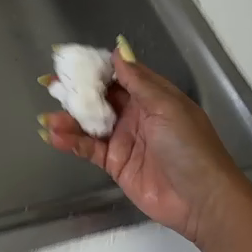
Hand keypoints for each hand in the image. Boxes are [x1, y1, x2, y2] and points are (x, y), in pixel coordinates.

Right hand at [41, 55, 251, 247]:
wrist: (203, 201)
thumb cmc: (190, 147)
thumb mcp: (167, 107)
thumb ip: (138, 81)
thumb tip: (117, 51)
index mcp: (151, 97)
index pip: (118, 75)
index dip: (95, 68)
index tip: (71, 62)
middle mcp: (135, 114)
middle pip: (99, 98)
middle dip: (75, 92)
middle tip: (50, 87)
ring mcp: (123, 139)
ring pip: (89, 123)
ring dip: (68, 119)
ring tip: (48, 120)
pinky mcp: (115, 163)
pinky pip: (88, 148)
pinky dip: (70, 142)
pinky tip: (54, 137)